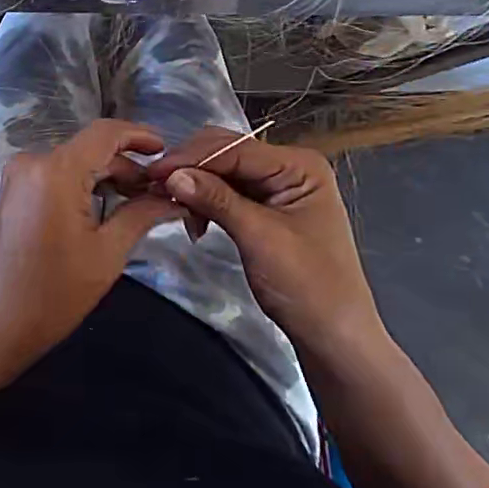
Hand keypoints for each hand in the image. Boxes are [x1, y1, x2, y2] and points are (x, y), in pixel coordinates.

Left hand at [0, 120, 185, 394]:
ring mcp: (20, 173)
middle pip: (90, 149)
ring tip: (142, 203)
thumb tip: (173, 197)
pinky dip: (84, 184)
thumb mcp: (107, 253)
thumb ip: (140, 215)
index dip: (138, 135)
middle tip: (163, 192)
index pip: (104, 133)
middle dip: (128, 166)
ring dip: (107, 176)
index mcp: (56, 170)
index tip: (167, 149)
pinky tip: (110, 206)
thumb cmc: (54, 290)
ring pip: (74, 162)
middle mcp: (34, 161)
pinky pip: (56, 174)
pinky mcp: (15, 187)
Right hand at [145, 128, 382, 355]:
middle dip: (189, 167)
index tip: (152, 174)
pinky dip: (202, 198)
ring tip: (169, 204)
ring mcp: (275, 185)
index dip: (190, 158)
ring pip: (218, 169)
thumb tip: (170, 174)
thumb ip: (215, 199)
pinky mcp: (262, 205)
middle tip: (154, 187)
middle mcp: (287, 167)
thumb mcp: (260, 238)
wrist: (335, 339)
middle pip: (224, 151)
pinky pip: (222, 188)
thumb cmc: (309, 287)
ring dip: (192, 183)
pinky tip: (191, 218)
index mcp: (298, 166)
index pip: (233, 148)